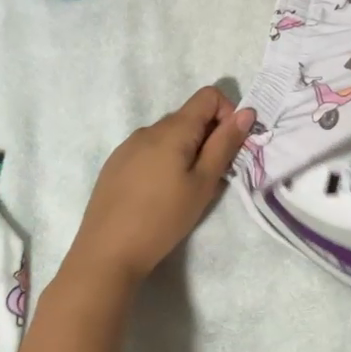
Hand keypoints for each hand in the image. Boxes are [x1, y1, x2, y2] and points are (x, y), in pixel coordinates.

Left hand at [65, 87, 254, 282]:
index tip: (228, 146)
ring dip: (184, 149)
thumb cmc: (162, 219)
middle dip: (207, 136)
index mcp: (173, 129)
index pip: (208, 95)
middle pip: (188, 116)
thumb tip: (246, 112)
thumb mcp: (203, 183)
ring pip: (168, 134)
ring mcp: (127, 146)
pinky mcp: (114, 165)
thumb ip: (225, 143)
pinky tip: (156, 194)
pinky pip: (148, 149)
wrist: (105, 256)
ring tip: (181, 188)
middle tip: (208, 175)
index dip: (226, 113)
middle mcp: (148, 129)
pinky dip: (162, 160)